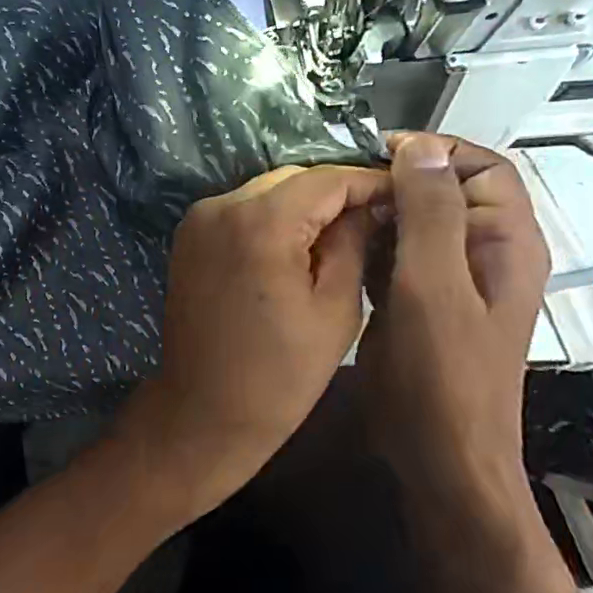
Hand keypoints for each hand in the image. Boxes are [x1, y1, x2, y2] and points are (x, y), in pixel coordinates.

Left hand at [116, 164, 392, 519]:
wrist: (203, 414)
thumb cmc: (280, 376)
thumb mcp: (335, 310)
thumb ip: (354, 243)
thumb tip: (371, 206)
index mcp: (261, 223)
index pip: (327, 179)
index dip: (369, 182)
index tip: (402, 194)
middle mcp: (223, 205)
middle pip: (295, 178)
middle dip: (337, 193)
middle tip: (376, 218)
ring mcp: (200, 218)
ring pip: (268, 190)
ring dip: (305, 205)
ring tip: (342, 233)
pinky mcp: (189, 234)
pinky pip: (243, 209)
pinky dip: (274, 217)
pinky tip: (298, 245)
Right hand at [357, 133, 550, 488]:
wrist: (441, 459)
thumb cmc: (443, 375)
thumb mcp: (434, 286)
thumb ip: (430, 212)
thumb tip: (421, 146)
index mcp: (507, 241)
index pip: (482, 166)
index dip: (436, 150)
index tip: (380, 153)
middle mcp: (487, 254)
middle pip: (448, 191)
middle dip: (401, 181)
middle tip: (349, 185)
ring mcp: (456, 281)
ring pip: (420, 223)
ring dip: (384, 213)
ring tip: (340, 213)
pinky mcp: (426, 303)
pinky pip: (403, 256)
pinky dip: (376, 245)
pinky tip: (344, 248)